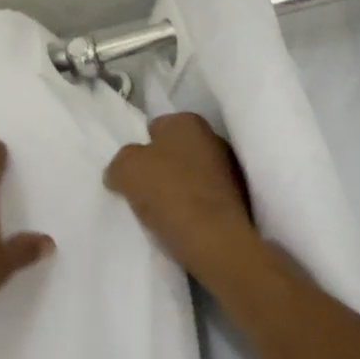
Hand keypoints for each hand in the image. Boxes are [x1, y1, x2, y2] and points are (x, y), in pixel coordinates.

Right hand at [105, 113, 259, 276]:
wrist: (213, 238)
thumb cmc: (167, 192)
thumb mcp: (125, 168)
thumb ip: (120, 161)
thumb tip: (120, 172)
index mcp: (187, 121)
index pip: (155, 127)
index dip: (140, 148)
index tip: (132, 171)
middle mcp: (214, 137)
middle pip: (175, 150)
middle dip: (162, 165)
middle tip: (143, 189)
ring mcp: (231, 168)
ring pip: (192, 173)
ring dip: (180, 186)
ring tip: (162, 209)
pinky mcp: (239, 198)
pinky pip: (205, 196)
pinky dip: (195, 205)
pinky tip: (182, 221)